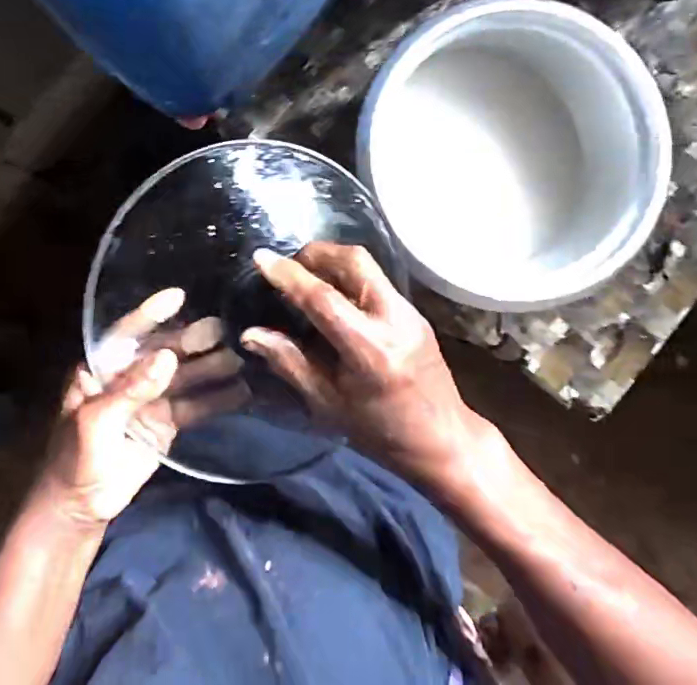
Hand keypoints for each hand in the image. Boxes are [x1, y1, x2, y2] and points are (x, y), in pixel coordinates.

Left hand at [35, 289, 247, 528]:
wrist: (80, 505)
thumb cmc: (75, 456)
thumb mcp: (96, 422)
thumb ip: (131, 390)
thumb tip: (167, 357)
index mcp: (103, 367)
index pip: (127, 333)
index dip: (150, 314)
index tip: (177, 297)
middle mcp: (129, 375)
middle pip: (163, 352)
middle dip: (190, 341)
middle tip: (221, 331)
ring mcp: (150, 398)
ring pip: (183, 377)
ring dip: (209, 367)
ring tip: (239, 358)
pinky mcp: (166, 423)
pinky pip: (193, 406)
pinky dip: (216, 400)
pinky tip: (241, 392)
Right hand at [243, 243, 485, 491]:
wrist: (445, 442)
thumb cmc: (380, 432)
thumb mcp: (327, 404)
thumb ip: (288, 362)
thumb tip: (250, 333)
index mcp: (370, 350)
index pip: (323, 298)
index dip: (289, 275)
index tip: (261, 258)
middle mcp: (394, 320)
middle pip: (353, 261)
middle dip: (315, 254)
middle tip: (288, 267)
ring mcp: (409, 312)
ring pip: (366, 265)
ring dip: (331, 261)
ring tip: (305, 276)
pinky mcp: (414, 312)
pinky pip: (375, 279)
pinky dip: (347, 276)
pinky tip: (331, 295)